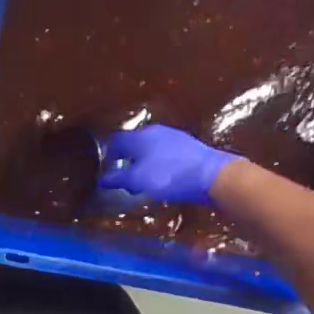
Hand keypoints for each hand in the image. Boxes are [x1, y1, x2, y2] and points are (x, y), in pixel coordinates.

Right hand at [98, 124, 238, 204]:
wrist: (212, 175)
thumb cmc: (168, 176)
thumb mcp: (137, 180)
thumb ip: (118, 178)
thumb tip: (102, 178)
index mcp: (140, 137)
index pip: (116, 140)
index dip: (108, 154)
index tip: (106, 169)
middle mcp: (156, 132)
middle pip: (134, 143)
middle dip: (126, 160)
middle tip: (123, 178)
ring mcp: (175, 138)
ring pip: (151, 148)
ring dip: (144, 163)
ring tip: (142, 181)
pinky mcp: (190, 148)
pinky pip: (166, 154)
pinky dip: (159, 165)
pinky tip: (163, 178)